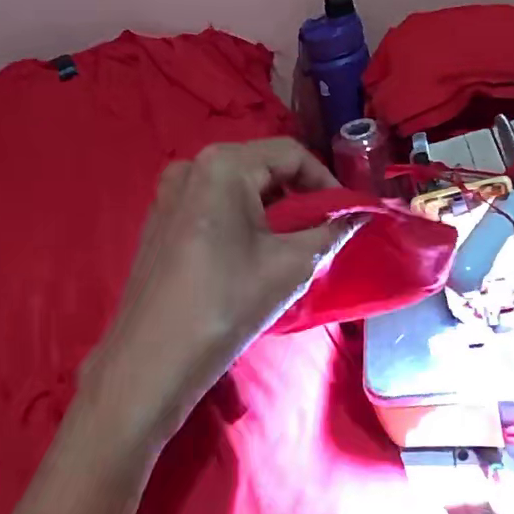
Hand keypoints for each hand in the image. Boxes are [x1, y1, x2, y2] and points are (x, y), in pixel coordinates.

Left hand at [78, 139, 360, 443]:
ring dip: (272, 214)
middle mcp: (189, 167)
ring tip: (293, 251)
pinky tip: (252, 259)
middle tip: (324, 235)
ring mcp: (167, 195)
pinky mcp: (158, 222)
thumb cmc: (225, 304)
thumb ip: (332, 231)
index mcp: (221, 165)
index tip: (347, 216)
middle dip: (299, 199)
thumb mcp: (291, 265)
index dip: (327, 182)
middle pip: (261, 169)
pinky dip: (241, 223)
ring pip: (236, 191)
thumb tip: (361, 214)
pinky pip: (211, 209)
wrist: (152, 359)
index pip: (291, 154)